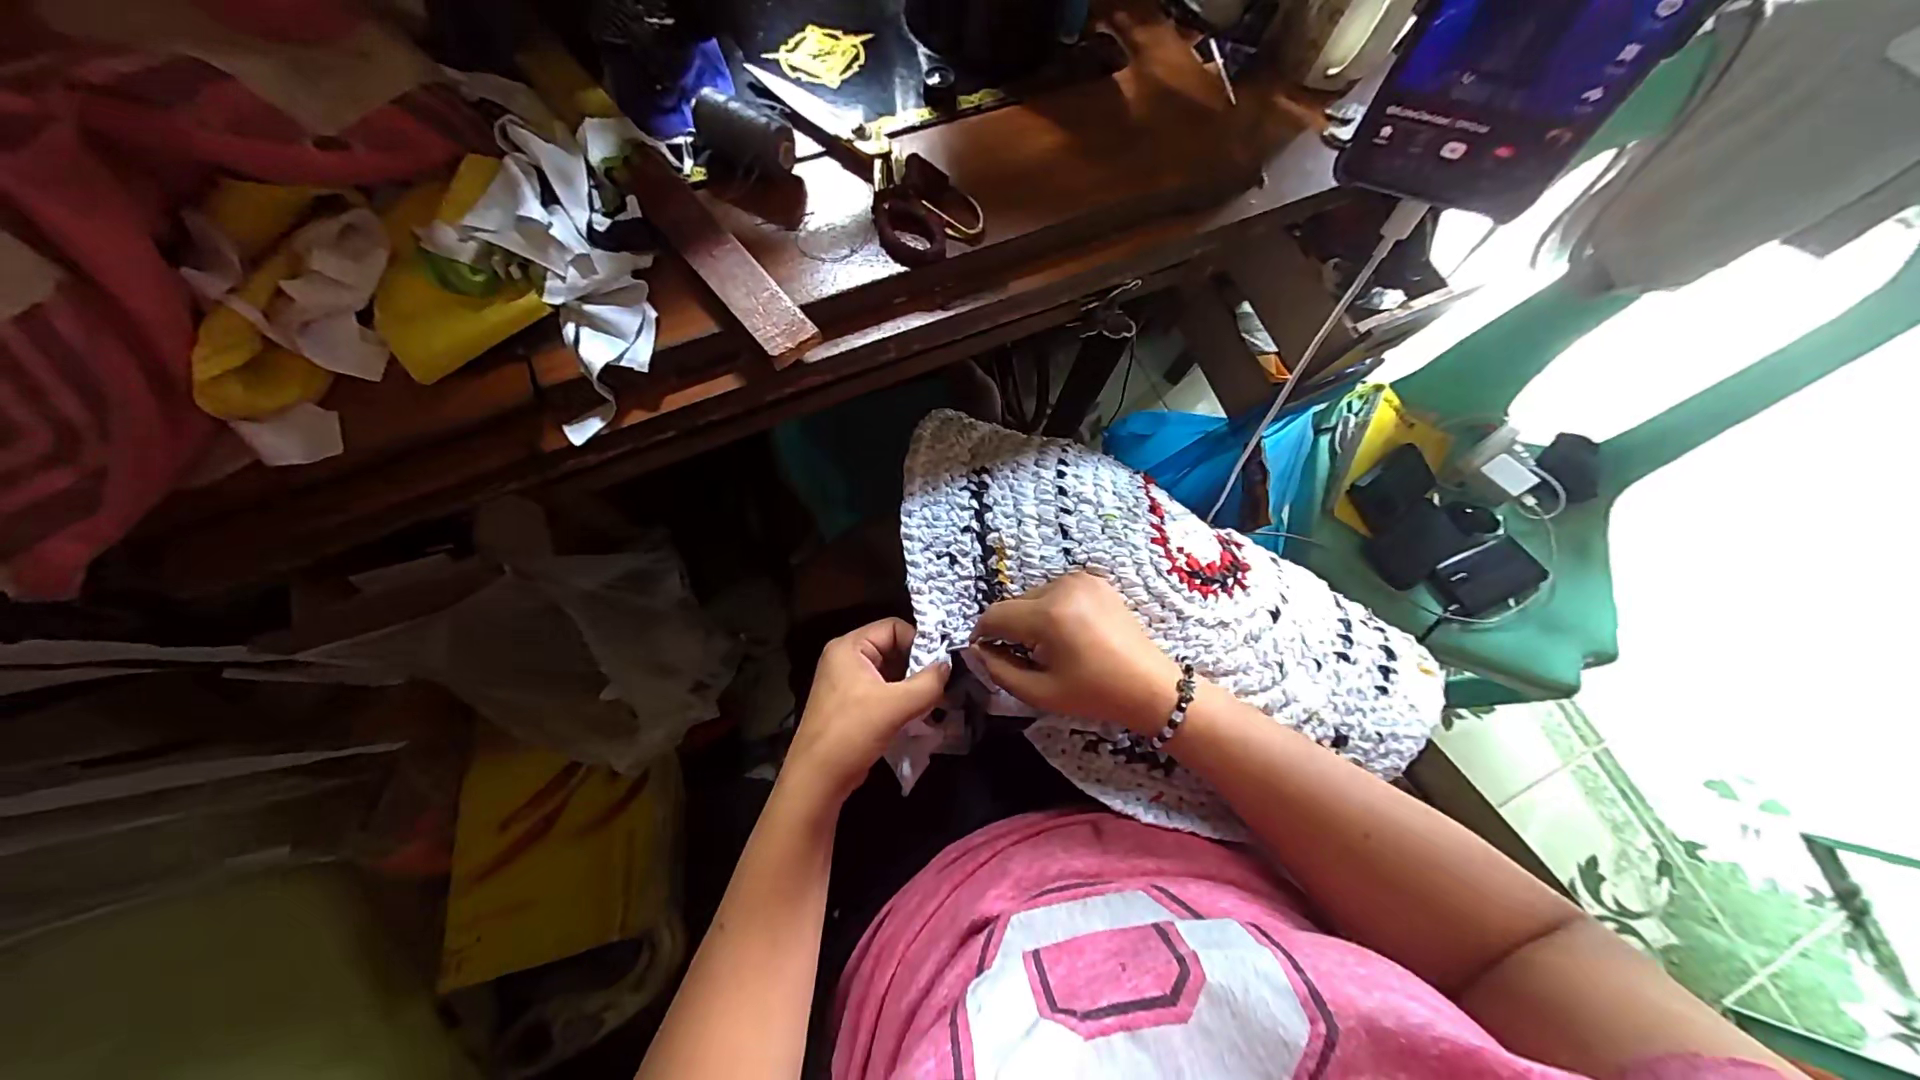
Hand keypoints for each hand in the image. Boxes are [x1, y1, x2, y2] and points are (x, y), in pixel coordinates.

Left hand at [785, 618, 949, 802]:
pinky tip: (919, 713)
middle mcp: (846, 658)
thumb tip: (948, 666)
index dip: (919, 641)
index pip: (893, 627)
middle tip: (941, 684)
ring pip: (890, 672)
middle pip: (893, 648)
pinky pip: (884, 691)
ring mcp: (847, 682)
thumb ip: (928, 683)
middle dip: (918, 665)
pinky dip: (902, 699)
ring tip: (934, 700)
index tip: (940, 664)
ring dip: (912, 685)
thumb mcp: (895, 705)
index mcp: (849, 647)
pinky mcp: (852, 704)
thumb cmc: (851, 733)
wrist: (817, 780)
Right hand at [971, 572, 1185, 735]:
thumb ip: (1000, 671)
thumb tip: (978, 651)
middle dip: (1010, 629)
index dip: (983, 635)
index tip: (985, 653)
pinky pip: (1055, 592)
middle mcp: (1062, 586)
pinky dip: (1051, 610)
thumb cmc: (1095, 694)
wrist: (1151, 685)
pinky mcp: (1094, 580)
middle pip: (1013, 604)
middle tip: (1025, 658)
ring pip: (1032, 597)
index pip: (995, 615)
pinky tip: (1069, 634)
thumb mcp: (1040, 692)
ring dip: (1030, 619)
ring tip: (1050, 648)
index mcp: (1048, 615)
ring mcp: (1080, 579)